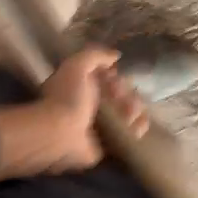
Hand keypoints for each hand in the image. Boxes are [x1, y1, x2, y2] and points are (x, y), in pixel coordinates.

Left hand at [0, 46, 148, 182]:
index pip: (109, 77)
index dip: (115, 76)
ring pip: (131, 111)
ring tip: (127, 114)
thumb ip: (95, 55)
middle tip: (119, 98)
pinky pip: (132, 132)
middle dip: (126, 93)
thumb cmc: (67, 97)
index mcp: (83, 85)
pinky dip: (138, 127)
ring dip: (134, 109)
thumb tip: (115, 55)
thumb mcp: (76, 66)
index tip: (112, 79)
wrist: (60, 134)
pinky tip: (136, 125)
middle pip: (122, 93)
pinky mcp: (111, 141)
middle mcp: (93, 103)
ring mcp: (103, 123)